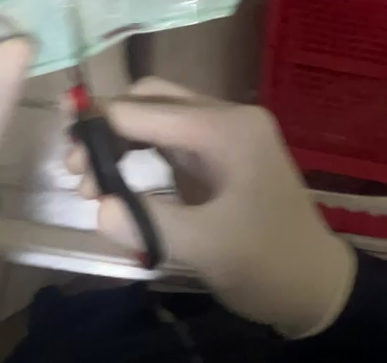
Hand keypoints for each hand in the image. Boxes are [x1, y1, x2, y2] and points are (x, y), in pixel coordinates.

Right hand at [66, 78, 356, 338]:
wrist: (317, 287)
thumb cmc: (268, 263)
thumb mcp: (208, 248)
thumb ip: (150, 223)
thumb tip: (99, 207)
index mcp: (228, 128)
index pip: (150, 110)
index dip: (104, 127)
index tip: (69, 160)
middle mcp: (226, 116)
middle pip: (152, 99)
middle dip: (109, 127)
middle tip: (76, 170)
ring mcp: (224, 132)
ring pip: (158, 115)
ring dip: (121, 138)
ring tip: (89, 180)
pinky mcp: (219, 152)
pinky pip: (170, 136)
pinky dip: (139, 151)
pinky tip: (117, 176)